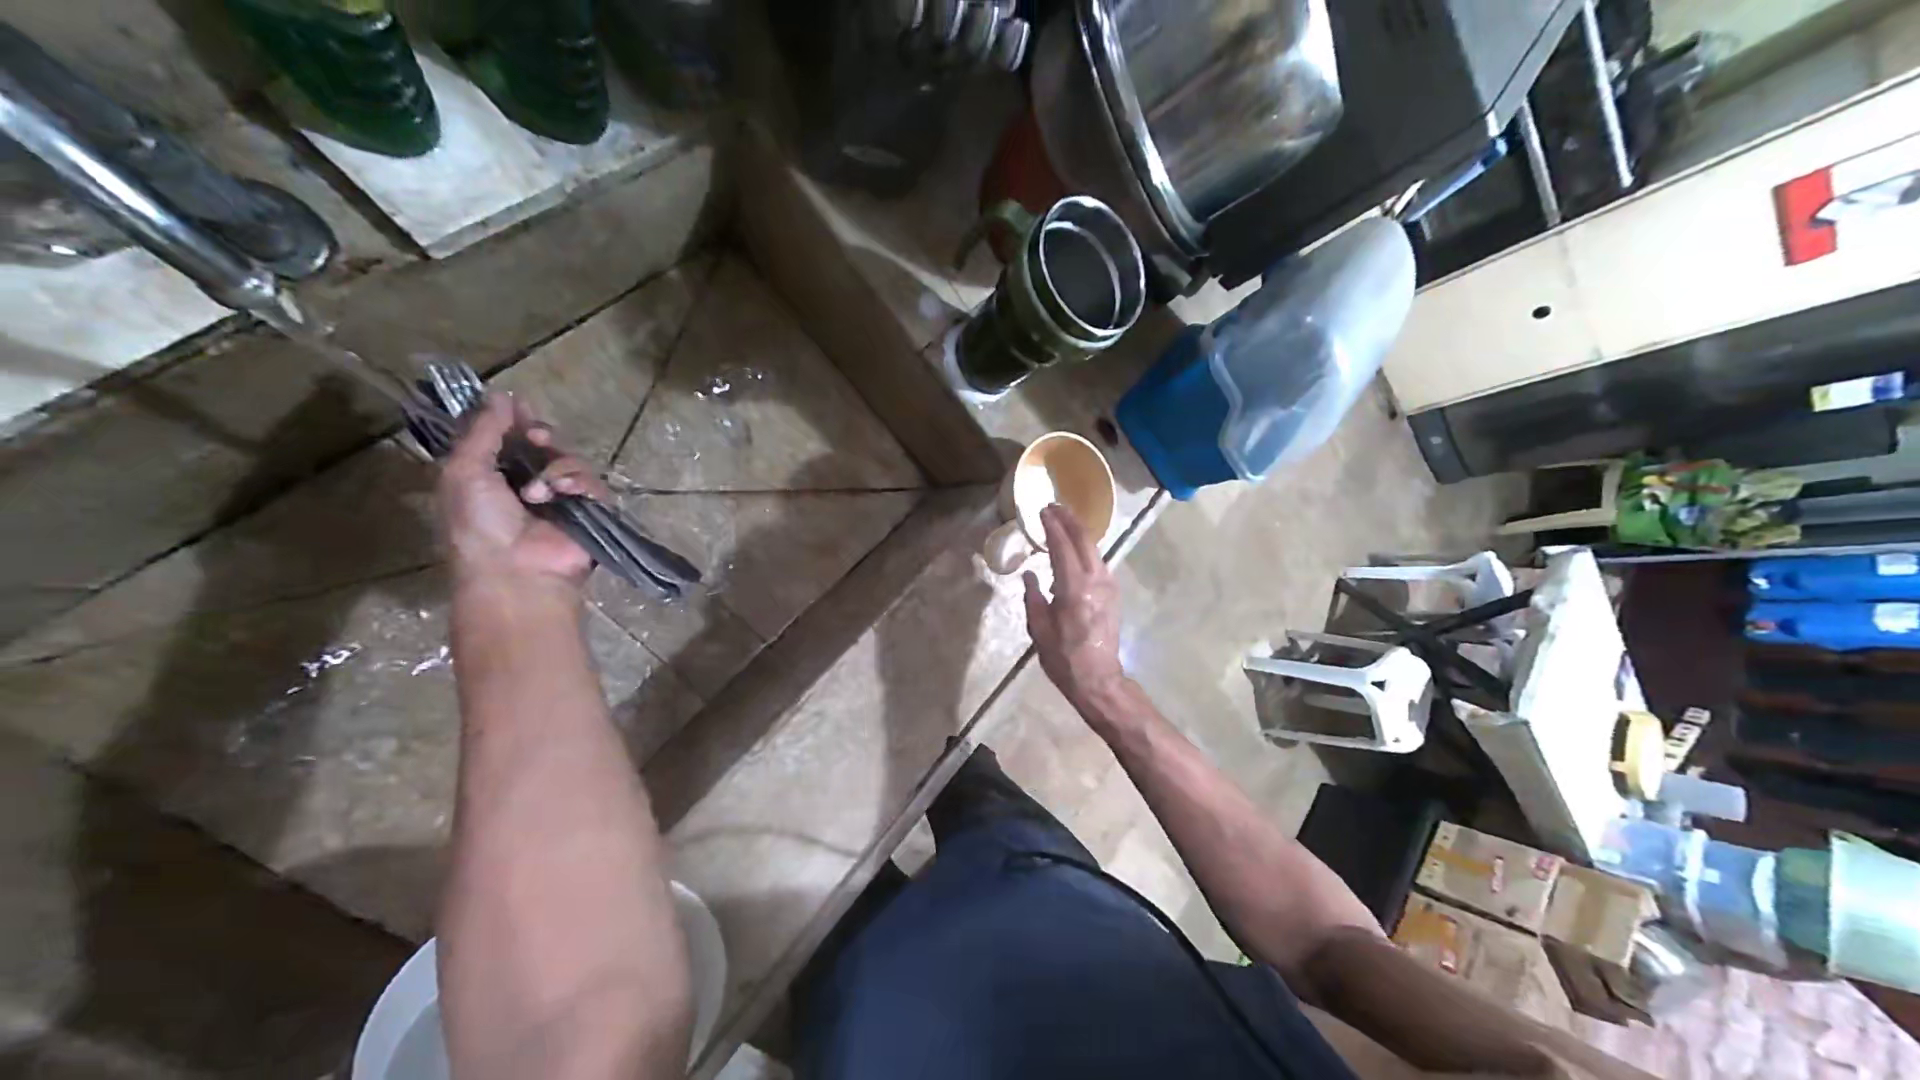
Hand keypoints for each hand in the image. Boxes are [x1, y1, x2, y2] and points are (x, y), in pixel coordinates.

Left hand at [437, 393, 604, 590]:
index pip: (512, 437)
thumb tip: (502, 395)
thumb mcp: (464, 470)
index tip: (520, 410)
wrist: (516, 571)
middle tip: (538, 440)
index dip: (517, 421)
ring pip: (572, 461)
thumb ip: (482, 430)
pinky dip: (581, 484)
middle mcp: (528, 485)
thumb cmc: (478, 523)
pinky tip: (565, 495)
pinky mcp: (591, 513)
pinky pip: (594, 484)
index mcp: (492, 476)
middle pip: (547, 445)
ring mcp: (562, 500)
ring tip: (544, 489)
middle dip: (542, 437)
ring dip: (558, 466)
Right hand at [1024, 504, 1125, 707]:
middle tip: (1054, 506)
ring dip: (1079, 531)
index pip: (1062, 546)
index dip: (1052, 526)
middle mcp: (1095, 581)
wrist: (1098, 680)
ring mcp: (1108, 586)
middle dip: (1069, 520)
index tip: (1042, 510)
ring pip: (1095, 549)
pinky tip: (1076, 546)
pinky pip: (1099, 561)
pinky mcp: (1113, 594)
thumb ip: (1034, 597)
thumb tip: (1030, 575)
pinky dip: (1086, 547)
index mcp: (1073, 588)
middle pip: (1084, 540)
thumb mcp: (1039, 629)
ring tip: (1064, 520)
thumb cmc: (1063, 658)